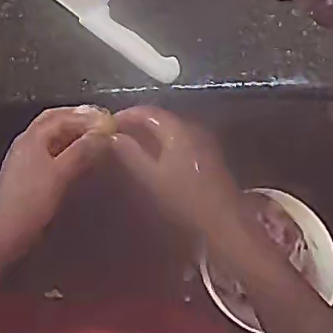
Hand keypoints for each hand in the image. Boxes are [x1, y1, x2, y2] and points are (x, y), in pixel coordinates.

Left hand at [0, 106, 111, 258]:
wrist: (4, 235)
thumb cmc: (31, 203)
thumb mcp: (60, 175)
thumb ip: (81, 152)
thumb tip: (103, 133)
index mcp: (32, 138)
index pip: (61, 117)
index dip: (86, 116)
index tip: (109, 120)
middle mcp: (26, 143)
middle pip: (53, 121)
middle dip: (77, 118)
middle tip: (101, 123)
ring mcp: (24, 158)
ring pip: (51, 136)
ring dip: (72, 133)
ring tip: (94, 138)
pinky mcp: (26, 174)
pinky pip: (50, 151)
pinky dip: (66, 147)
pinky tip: (79, 158)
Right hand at [109, 106, 240, 237]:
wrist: (224, 221)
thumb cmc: (185, 199)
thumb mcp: (151, 178)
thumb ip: (130, 154)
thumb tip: (113, 137)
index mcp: (178, 130)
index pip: (148, 112)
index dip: (126, 115)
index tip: (109, 123)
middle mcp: (193, 128)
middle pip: (160, 118)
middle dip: (137, 123)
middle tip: (117, 133)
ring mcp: (203, 140)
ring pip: (171, 128)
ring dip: (151, 133)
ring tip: (131, 144)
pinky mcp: (208, 154)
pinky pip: (181, 139)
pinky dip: (164, 142)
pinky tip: (154, 156)